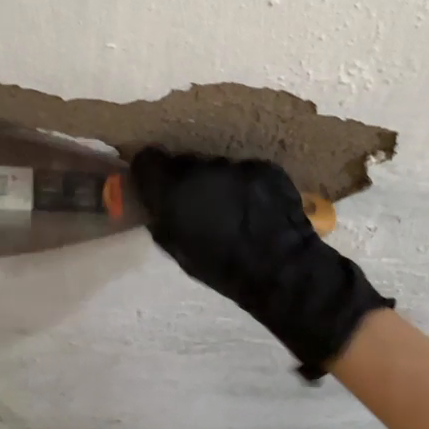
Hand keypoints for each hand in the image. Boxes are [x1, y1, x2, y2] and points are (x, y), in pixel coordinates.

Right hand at [131, 148, 391, 378]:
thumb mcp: (176, 248)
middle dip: (187, 180)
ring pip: (218, 167)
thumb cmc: (221, 268)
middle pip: (185, 162)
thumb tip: (156, 204)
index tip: (156, 185)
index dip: (151, 172)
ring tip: (232, 209)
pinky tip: (256, 208)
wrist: (280, 269)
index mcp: (173, 188)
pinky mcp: (265, 167)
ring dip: (219, 182)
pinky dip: (247, 186)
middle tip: (198, 204)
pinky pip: (247, 172)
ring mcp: (236, 164)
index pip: (148, 159)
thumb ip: (161, 218)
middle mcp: (202, 167)